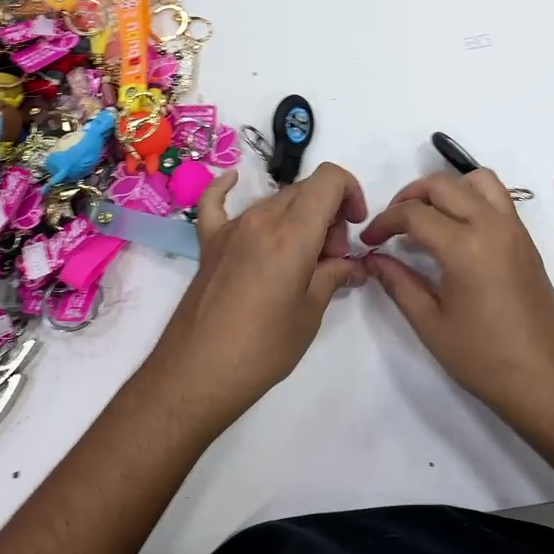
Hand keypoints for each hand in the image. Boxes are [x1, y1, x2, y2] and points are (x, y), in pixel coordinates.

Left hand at [141, 163, 368, 423]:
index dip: (351, 192)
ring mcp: (231, 228)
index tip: (355, 225)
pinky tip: (233, 181)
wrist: (198, 374)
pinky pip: (215, 202)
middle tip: (330, 260)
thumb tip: (352, 265)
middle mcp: (261, 219)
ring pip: (274, 201)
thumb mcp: (310, 313)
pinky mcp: (209, 243)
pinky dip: (227, 189)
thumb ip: (334, 276)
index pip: (329, 179)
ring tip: (300, 260)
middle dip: (328, 214)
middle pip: (305, 191)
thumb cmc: (263, 348)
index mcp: (292, 233)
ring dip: (297, 217)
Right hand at [362, 170, 553, 428]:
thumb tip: (372, 257)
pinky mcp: (526, 239)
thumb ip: (398, 282)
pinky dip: (471, 196)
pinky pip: (497, 197)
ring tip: (426, 216)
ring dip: (446, 188)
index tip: (369, 240)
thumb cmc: (485, 359)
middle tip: (392, 225)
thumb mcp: (431, 324)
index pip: (414, 214)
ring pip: (476, 180)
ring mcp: (514, 229)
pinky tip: (456, 229)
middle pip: (443, 184)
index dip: (385, 222)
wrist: (548, 382)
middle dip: (410, 196)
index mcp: (465, 246)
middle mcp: (492, 225)